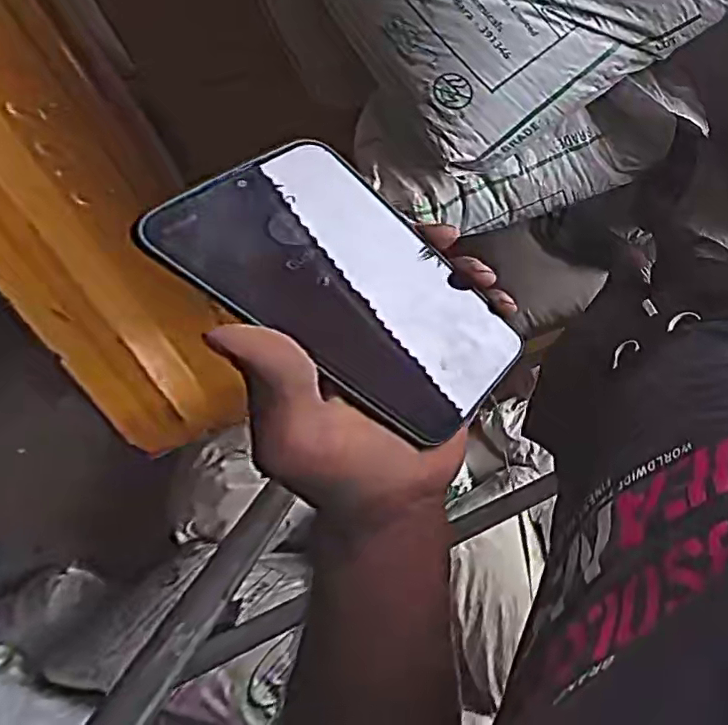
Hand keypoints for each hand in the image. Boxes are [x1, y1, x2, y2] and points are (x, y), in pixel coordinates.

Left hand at [203, 224, 515, 535]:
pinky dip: (492, 305)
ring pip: (444, 290)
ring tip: (482, 279)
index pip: (340, 276)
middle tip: (448, 244)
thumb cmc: (339, 474)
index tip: (389, 227)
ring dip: (467, 272)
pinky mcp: (454, 358)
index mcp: (325, 339)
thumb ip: (274, 382)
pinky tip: (502, 306)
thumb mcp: (295, 431)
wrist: (401, 500)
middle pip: (402, 272)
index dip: (364, 242)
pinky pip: (475, 321)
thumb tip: (225, 330)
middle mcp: (371, 332)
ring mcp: (416, 343)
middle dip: (430, 249)